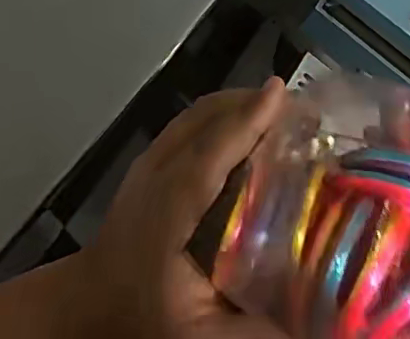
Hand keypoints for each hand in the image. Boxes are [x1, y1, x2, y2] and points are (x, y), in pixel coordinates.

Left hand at [80, 78, 290, 338]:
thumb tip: (317, 320)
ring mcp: (150, 158)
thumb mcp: (200, 337)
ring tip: (288, 111)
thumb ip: (256, 327)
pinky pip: (196, 116)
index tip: (280, 95)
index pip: (205, 160)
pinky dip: (229, 108)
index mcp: (163, 218)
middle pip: (206, 122)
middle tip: (307, 111)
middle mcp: (154, 176)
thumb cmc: (147, 318)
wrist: (91, 304)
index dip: (244, 123)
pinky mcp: (153, 151)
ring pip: (201, 113)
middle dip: (256, 105)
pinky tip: (254, 117)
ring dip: (245, 103)